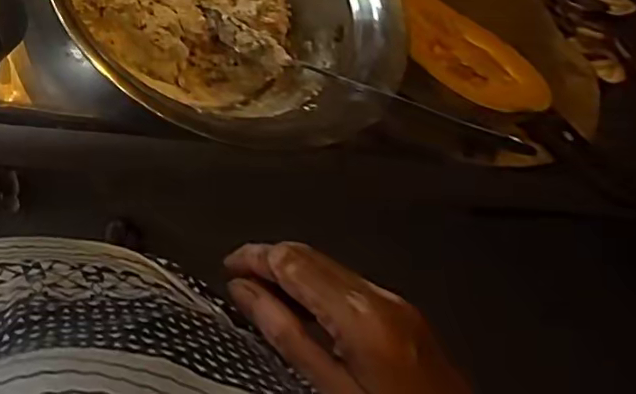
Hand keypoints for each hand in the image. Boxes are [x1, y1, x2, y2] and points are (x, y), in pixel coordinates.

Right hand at [224, 242, 470, 393]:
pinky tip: (304, 309)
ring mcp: (398, 305)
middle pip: (307, 255)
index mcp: (360, 313)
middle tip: (239, 279)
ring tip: (265, 296)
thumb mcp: (331, 390)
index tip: (228, 269)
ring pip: (326, 265)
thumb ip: (285, 334)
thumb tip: (244, 290)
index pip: (289, 259)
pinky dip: (317, 286)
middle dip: (268, 260)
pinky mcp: (407, 317)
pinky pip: (348, 284)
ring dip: (291, 272)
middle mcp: (380, 297)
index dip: (252, 258)